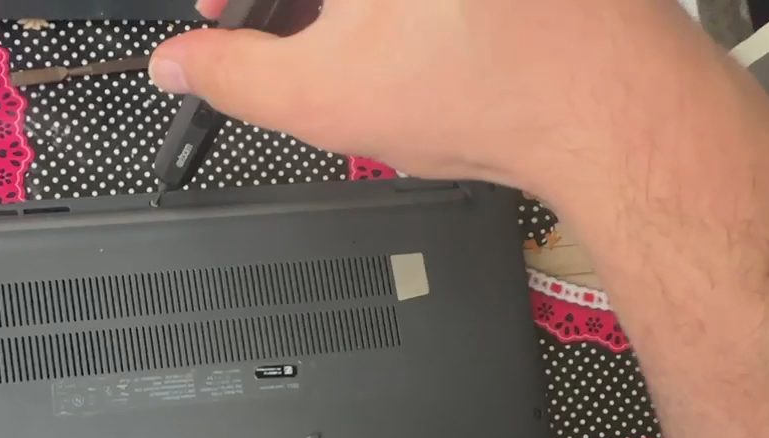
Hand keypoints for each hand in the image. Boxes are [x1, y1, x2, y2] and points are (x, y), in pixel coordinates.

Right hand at [150, 0, 715, 194]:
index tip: (221, 14)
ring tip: (341, 50)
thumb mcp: (315, 96)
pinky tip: (394, 39)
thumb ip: (227, 76)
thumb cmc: (475, 89)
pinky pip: (405, 5)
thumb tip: (175, 64)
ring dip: (332, 9)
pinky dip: (387, 17)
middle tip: (276, 40)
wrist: (593, 97)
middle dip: (285, 6)